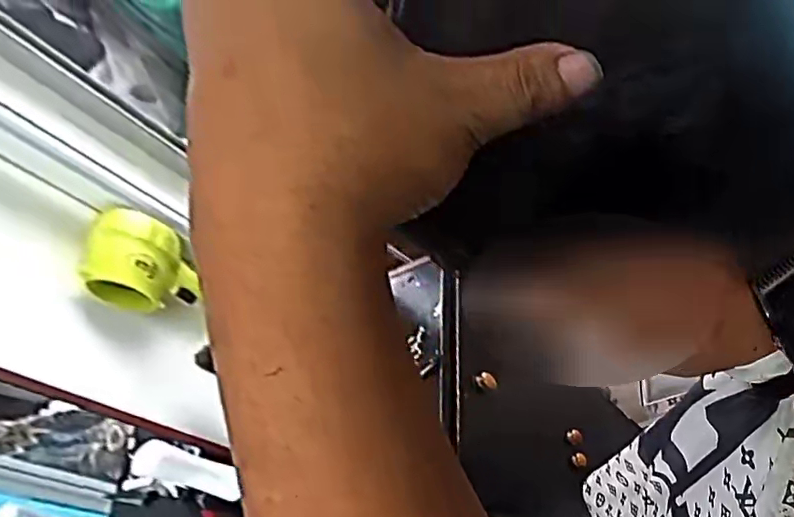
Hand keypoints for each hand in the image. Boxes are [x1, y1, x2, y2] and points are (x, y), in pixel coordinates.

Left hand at [183, 0, 600, 236]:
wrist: (282, 218)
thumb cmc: (355, 145)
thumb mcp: (457, 108)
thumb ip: (520, 82)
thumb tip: (581, 65)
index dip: (413, 10)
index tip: (422, 32)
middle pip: (338, 3)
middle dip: (380, 20)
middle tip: (403, 36)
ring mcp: (215, 19)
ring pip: (281, 11)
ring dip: (330, 31)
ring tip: (374, 67)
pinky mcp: (213, 70)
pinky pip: (258, 39)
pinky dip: (299, 56)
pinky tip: (334, 94)